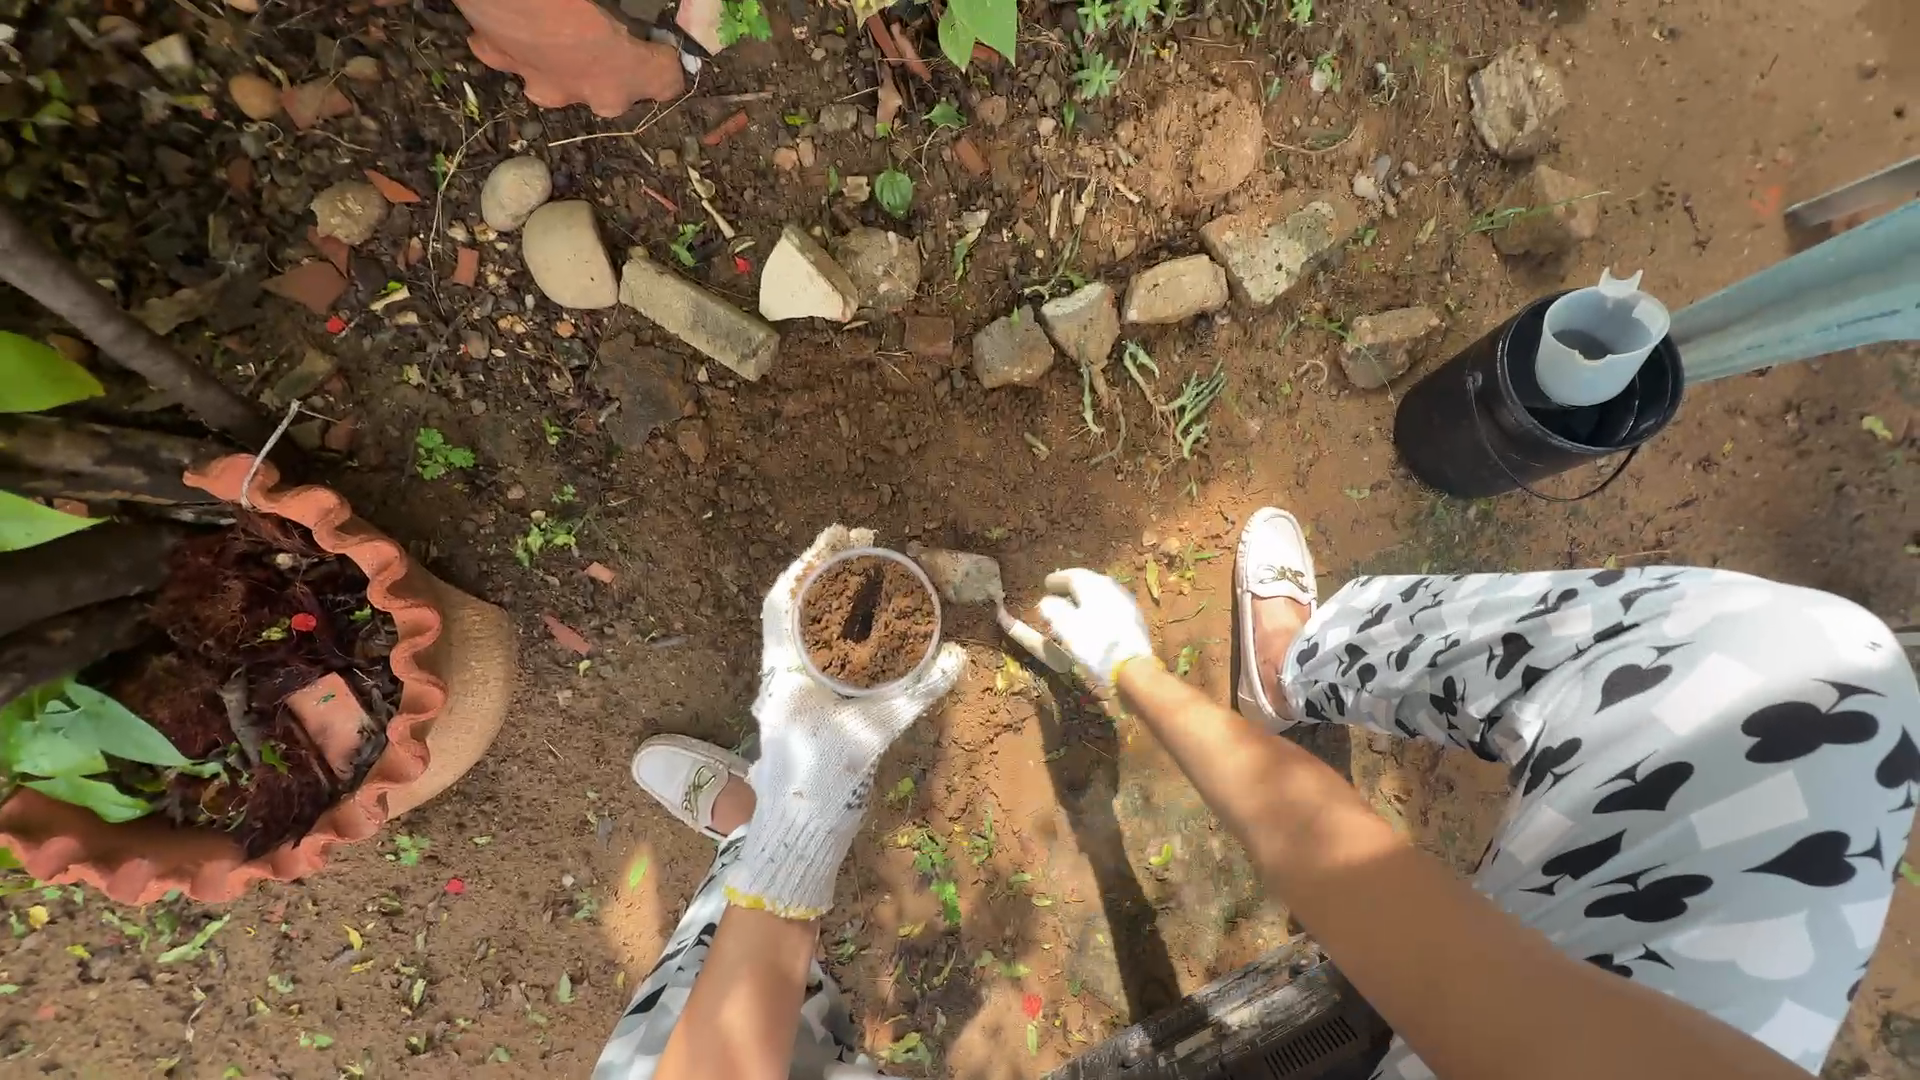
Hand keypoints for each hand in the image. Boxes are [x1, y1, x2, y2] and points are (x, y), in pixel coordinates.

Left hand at [725, 525, 965, 918]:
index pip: (782, 600)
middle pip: (790, 603)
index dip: (808, 562)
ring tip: (860, 571)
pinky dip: (830, 623)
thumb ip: (919, 694)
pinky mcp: (796, 696)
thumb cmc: (824, 779)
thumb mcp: (876, 731)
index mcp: (783, 671)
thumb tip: (958, 657)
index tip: (837, 534)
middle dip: (821, 568)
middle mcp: (777, 670)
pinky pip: (808, 646)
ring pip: (797, 623)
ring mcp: (784, 683)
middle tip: (860, 543)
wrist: (798, 828)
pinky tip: (857, 619)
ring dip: (824, 594)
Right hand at [1037, 568, 1154, 689]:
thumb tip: (1046, 601)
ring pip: (1102, 593)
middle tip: (1060, 591)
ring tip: (1076, 604)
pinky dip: (1099, 607)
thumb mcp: (1065, 627)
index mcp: (1092, 586)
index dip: (1058, 579)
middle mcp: (1111, 588)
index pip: (1072, 575)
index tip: (1047, 584)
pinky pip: (1111, 605)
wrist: (1132, 667)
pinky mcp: (1134, 618)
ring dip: (1087, 596)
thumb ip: (1052, 609)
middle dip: (1073, 585)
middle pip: (1089, 581)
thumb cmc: (1094, 645)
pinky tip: (1096, 618)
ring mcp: (1125, 602)